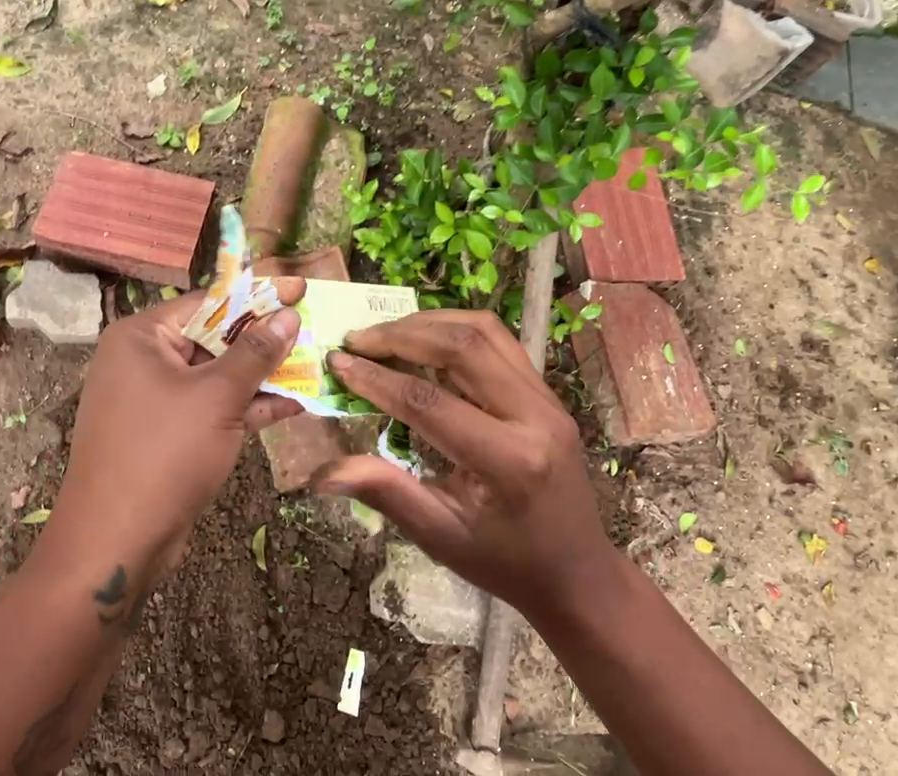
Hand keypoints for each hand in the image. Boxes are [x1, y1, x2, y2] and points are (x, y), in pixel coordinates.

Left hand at [45, 280, 306, 576]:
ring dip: (260, 377)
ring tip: (311, 370)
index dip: (256, 297)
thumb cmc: (165, 453)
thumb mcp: (218, 397)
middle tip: (312, 332)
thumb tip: (287, 315)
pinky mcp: (164, 435)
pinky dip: (244, 408)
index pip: (207, 302)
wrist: (116, 541)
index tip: (299, 291)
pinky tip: (290, 406)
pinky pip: (209, 408)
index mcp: (142, 337)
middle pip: (211, 338)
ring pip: (214, 377)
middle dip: (262, 341)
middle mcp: (141, 360)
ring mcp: (151, 400)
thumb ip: (255, 353)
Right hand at [311, 310, 614, 621]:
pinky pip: (501, 342)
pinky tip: (425, 341)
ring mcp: (548, 400)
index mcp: (508, 461)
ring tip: (385, 334)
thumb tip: (321, 474)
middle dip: (401, 336)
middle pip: (462, 348)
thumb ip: (386, 492)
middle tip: (356, 340)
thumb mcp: (441, 536)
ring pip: (485, 332)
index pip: (429, 403)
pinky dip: (456, 332)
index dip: (376, 379)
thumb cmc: (505, 562)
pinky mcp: (549, 393)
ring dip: (429, 324)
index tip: (337, 362)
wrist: (576, 573)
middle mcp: (535, 417)